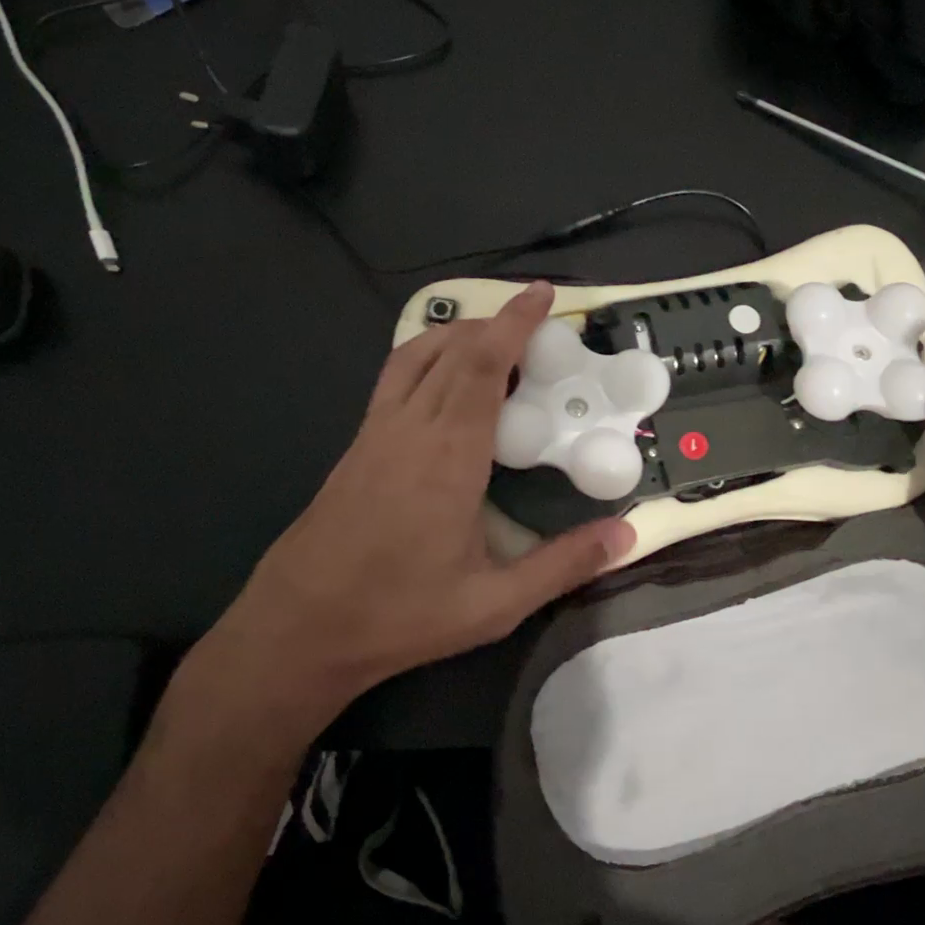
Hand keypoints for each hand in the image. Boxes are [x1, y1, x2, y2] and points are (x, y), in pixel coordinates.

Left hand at [185, 282, 634, 745]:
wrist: (298, 629)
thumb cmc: (398, 616)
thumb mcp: (493, 605)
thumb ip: (562, 566)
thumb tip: (626, 533)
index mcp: (448, 457)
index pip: (482, 367)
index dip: (514, 324)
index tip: (542, 296)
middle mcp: (409, 429)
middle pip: (452, 350)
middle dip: (496, 322)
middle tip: (536, 320)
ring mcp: (375, 434)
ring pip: (415, 356)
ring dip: (458, 334)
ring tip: (496, 339)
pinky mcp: (357, 446)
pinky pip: (395, 379)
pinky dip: (428, 357)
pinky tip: (445, 381)